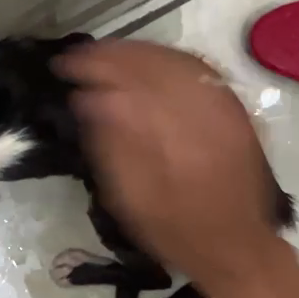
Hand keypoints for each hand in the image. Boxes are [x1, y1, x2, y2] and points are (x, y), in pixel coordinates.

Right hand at [56, 41, 285, 291]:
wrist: (237, 246)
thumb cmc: (174, 231)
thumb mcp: (129, 199)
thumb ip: (108, 146)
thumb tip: (86, 101)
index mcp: (166, 132)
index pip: (121, 80)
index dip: (89, 67)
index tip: (61, 66)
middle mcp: (196, 109)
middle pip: (147, 62)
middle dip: (109, 54)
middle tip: (77, 57)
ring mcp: (219, 104)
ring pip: (172, 59)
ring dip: (135, 51)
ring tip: (105, 54)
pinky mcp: (233, 108)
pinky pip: (197, 68)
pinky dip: (166, 58)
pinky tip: (146, 62)